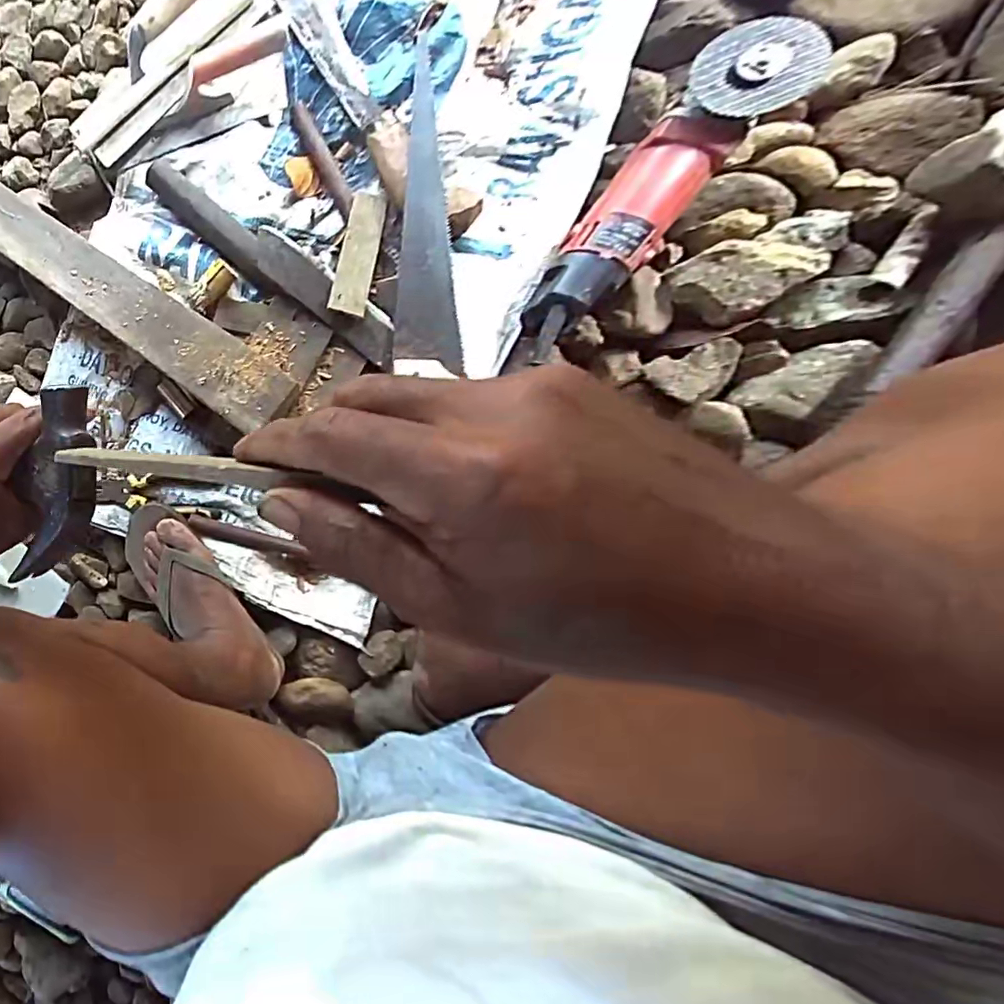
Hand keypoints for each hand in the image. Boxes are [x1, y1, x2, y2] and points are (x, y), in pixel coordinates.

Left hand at [0, 404, 41, 586]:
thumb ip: (42, 486)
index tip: (76, 419)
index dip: (55, 421)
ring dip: (5, 424)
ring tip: (13, 451)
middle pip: (8, 410)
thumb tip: (59, 462)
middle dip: (30, 426)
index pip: (27, 421)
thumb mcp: (17, 520)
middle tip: (42, 448)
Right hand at [235, 366, 868, 684]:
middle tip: (304, 480)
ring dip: (371, 428)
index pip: (332, 434)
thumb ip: (353, 547)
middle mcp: (491, 407)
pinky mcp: (563, 378)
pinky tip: (448, 473)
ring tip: (375, 484)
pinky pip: (459, 392)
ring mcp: (532, 383)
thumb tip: (280, 503)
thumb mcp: (452, 610)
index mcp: (461, 476)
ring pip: (409, 388)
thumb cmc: (594, 625)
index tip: (244, 457)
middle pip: (362, 395)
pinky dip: (424, 424)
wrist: (759, 586)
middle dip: (318, 430)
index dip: (276, 442)